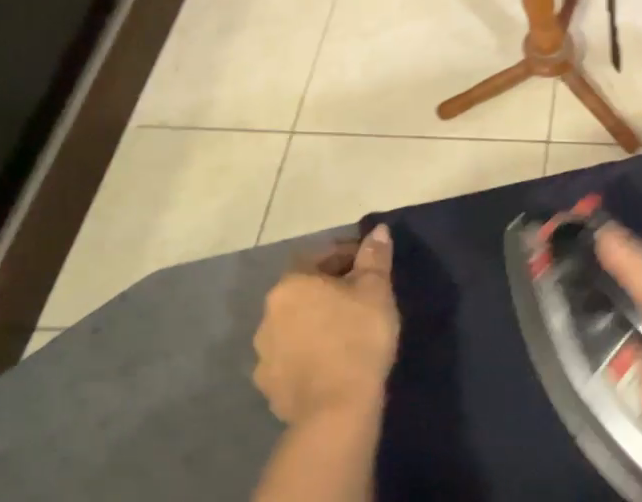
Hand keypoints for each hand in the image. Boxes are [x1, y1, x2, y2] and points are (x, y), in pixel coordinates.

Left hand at [252, 224, 400, 425]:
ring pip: (294, 325)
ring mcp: (263, 353)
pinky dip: (308, 353)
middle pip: (302, 290)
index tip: (370, 265)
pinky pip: (290, 357)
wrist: (336, 409)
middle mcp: (268, 315)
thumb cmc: (359, 337)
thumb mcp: (377, 290)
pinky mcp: (268, 386)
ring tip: (346, 332)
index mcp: (292, 285)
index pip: (317, 256)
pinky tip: (331, 362)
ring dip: (315, 322)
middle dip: (329, 289)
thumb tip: (378, 230)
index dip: (346, 255)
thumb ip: (374, 257)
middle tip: (361, 297)